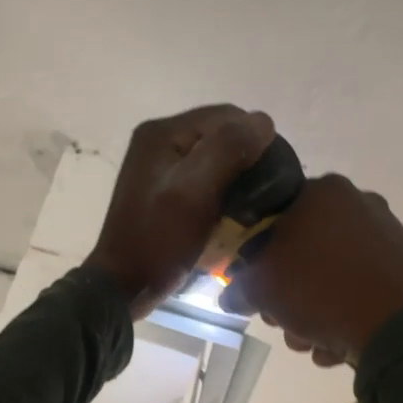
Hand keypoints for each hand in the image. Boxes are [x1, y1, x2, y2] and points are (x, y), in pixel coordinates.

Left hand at [85, 105, 276, 318]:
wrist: (124, 286)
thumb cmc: (159, 239)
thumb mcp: (195, 190)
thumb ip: (228, 149)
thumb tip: (264, 121)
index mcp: (162, 133)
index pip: (227, 116)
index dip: (257, 139)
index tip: (277, 173)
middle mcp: (159, 142)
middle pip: (220, 137)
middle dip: (248, 161)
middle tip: (269, 192)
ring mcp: (160, 169)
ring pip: (215, 160)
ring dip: (238, 179)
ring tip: (255, 204)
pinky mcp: (164, 193)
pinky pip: (204, 181)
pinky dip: (223, 192)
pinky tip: (234, 213)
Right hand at [219, 174, 402, 365]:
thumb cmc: (322, 290)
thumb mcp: (262, 287)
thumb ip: (240, 286)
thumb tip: (232, 295)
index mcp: (321, 192)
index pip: (269, 219)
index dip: (252, 258)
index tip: (251, 290)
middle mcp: (356, 204)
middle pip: (300, 252)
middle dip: (285, 295)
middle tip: (281, 322)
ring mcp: (385, 237)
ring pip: (328, 277)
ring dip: (311, 314)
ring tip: (310, 343)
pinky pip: (358, 291)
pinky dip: (343, 317)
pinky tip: (337, 347)